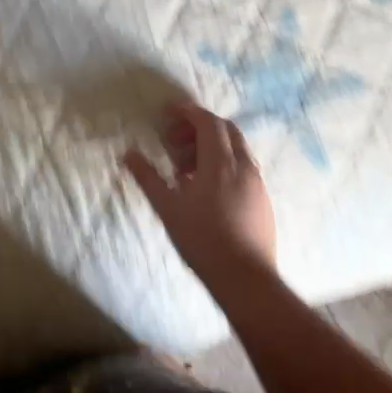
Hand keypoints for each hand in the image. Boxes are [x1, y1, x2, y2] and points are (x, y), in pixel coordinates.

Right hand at [124, 101, 276, 279]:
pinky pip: (243, 169)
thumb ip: (148, 177)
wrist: (246, 280)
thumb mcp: (167, 207)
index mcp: (221, 162)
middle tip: (174, 142)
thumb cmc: (202, 240)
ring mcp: (258, 184)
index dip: (187, 112)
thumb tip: (128, 153)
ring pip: (236, 150)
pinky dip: (223, 165)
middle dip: (199, 127)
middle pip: (226, 130)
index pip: (208, 122)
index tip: (167, 113)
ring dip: (211, 148)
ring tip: (185, 169)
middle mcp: (244, 166)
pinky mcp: (263, 201)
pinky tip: (206, 190)